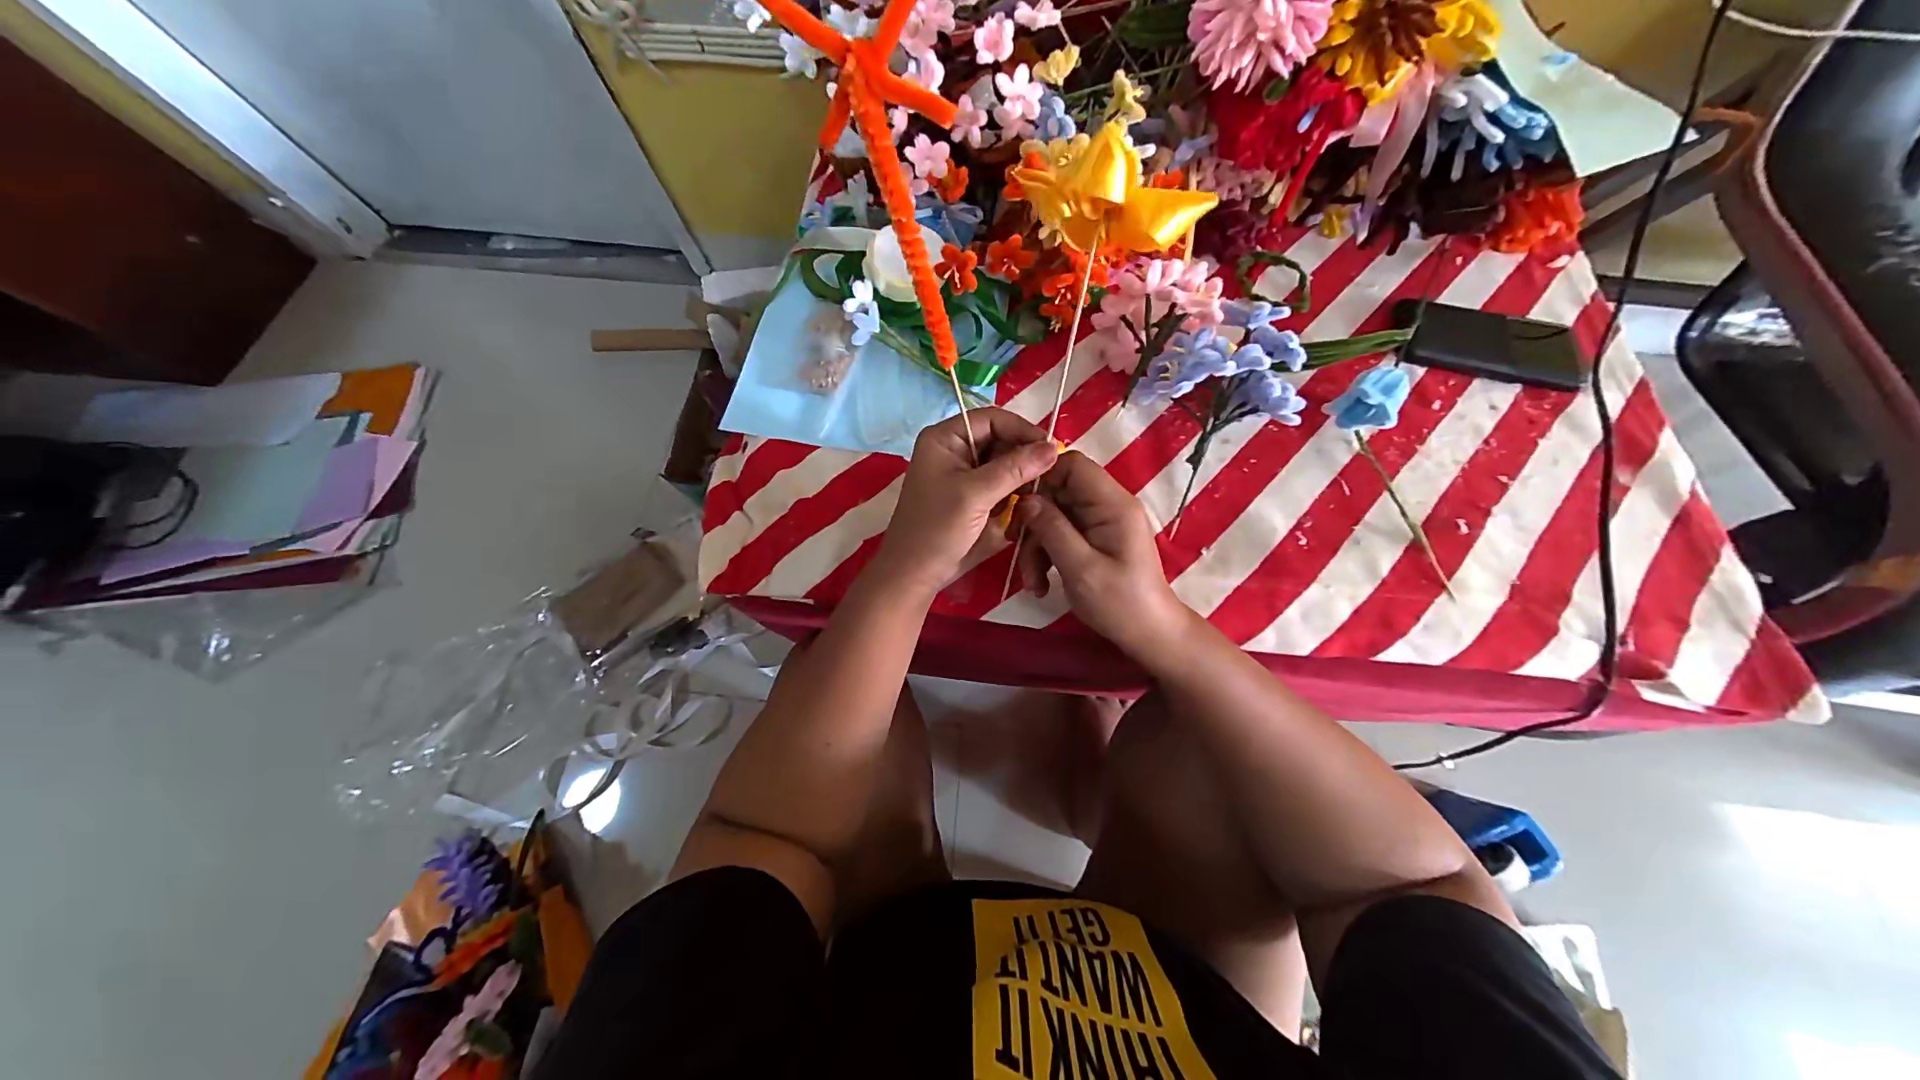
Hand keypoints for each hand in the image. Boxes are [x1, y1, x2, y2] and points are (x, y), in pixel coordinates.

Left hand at [874, 408, 1058, 594]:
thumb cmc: (937, 529)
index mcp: (945, 438)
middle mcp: (954, 450)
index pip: (992, 419)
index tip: (1052, 449)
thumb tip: (1053, 447)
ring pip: (1004, 464)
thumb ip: (1015, 468)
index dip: (1023, 430)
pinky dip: (1014, 494)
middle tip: (1050, 475)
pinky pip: (1000, 486)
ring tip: (1038, 492)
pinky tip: (1025, 506)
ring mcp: (962, 475)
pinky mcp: (971, 497)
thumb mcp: (976, 495)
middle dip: (1024, 457)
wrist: (914, 574)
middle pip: (1000, 440)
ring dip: (1022, 477)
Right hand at [1012, 450, 1194, 658]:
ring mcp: (1101, 523)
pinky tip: (1041, 585)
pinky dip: (1047, 556)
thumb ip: (1052, 529)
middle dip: (1033, 520)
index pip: (1072, 465)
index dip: (1041, 477)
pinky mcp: (1094, 540)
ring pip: (1055, 516)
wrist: (1149, 635)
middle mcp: (1108, 506)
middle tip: (1014, 546)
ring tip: (1032, 582)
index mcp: (1112, 505)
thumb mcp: (1080, 567)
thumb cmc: (1120, 602)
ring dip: (1037, 546)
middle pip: (1058, 492)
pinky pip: (1061, 535)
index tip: (1016, 502)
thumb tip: (1026, 499)